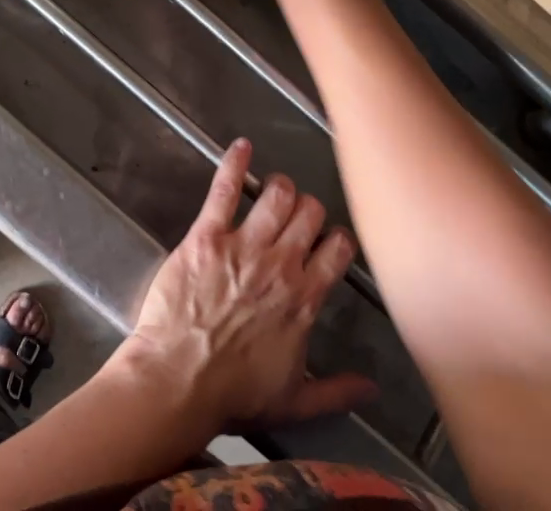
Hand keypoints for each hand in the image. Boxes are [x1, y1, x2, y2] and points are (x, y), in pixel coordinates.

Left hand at [115, 138, 376, 430]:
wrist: (178, 380)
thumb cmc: (234, 394)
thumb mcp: (294, 401)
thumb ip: (337, 391)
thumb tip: (372, 388)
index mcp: (304, 298)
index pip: (337, 249)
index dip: (336, 239)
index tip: (328, 241)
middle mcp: (280, 264)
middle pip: (309, 213)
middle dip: (307, 209)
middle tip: (295, 215)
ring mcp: (243, 246)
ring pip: (276, 196)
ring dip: (278, 188)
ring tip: (273, 188)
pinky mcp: (206, 236)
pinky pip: (224, 191)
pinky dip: (234, 165)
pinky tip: (240, 147)